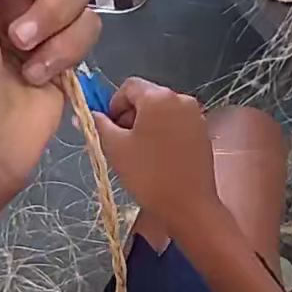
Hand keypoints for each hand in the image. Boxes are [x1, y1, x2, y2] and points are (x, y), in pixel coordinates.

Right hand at [93, 77, 229, 235]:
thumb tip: (89, 113)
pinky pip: (175, 123)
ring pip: (161, 111)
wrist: (187, 205)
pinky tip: (157, 157)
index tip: (109, 128)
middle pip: (146, 97)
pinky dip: (162, 132)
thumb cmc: (147, 174)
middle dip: (129, 115)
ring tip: (138, 152)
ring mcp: (195, 115)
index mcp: (158, 97)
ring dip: (145, 124)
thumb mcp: (115, 148)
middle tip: (120, 142)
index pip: (128, 86)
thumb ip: (99, 124)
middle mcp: (180, 98)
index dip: (113, 104)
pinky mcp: (202, 132)